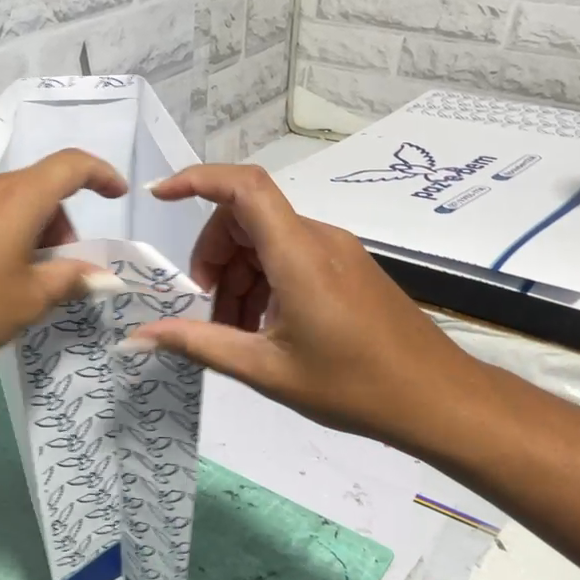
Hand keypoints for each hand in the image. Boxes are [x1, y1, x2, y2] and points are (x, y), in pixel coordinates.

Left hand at [0, 150, 127, 363]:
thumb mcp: (27, 300)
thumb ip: (69, 282)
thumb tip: (101, 276)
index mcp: (18, 196)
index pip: (71, 166)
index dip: (101, 174)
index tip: (117, 194)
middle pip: (37, 190)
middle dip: (59, 225)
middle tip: (58, 272)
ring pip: (4, 204)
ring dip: (26, 233)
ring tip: (17, 283)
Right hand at [127, 164, 486, 449]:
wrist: (439, 400)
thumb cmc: (354, 387)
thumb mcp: (265, 371)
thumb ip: (199, 344)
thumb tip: (141, 334)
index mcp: (298, 255)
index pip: (243, 187)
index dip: (196, 180)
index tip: (159, 197)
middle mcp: (317, 239)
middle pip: (245, 218)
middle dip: (212, 255)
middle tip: (205, 308)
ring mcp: (336, 251)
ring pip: (265, 240)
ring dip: (236, 276)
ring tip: (234, 331)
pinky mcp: (347, 267)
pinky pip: (289, 257)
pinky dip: (262, 283)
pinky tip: (264, 329)